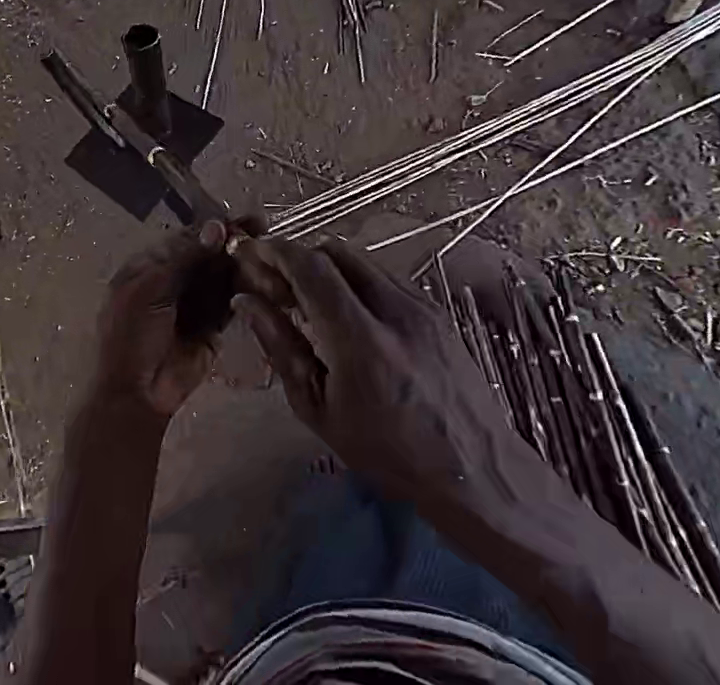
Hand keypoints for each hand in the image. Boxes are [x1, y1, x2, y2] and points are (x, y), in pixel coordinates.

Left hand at [92, 219, 253, 418]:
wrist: (136, 393)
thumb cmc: (132, 335)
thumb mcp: (151, 289)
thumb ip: (186, 257)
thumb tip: (217, 226)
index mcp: (151, 266)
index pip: (188, 238)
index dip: (215, 227)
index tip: (244, 219)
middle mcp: (175, 280)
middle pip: (209, 254)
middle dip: (234, 242)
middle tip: (264, 230)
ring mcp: (194, 303)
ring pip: (223, 275)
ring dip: (243, 264)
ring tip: (268, 254)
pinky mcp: (212, 325)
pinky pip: (232, 301)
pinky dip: (246, 290)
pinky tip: (265, 278)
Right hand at [232, 237, 525, 511]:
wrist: (472, 467)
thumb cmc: (387, 453)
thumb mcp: (319, 409)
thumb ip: (281, 348)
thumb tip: (247, 302)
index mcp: (360, 341)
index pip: (312, 269)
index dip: (276, 252)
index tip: (252, 253)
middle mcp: (394, 309)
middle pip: (337, 251)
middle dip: (299, 257)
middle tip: (277, 284)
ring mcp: (420, 304)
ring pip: (362, 259)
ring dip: (327, 267)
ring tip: (307, 299)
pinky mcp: (435, 307)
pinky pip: (385, 276)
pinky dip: (356, 279)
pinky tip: (346, 310)